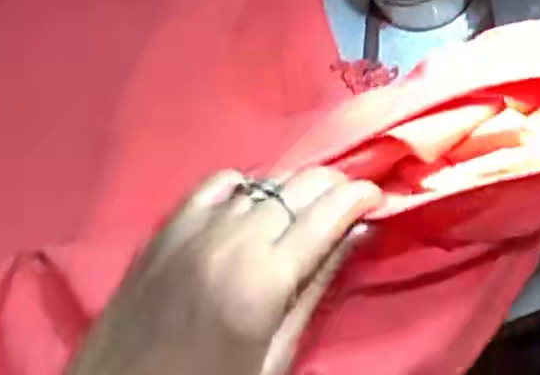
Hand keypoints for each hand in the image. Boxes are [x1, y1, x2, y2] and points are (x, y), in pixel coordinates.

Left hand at [68, 168, 381, 374]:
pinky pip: (217, 184)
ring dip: (294, 190)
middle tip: (346, 204)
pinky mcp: (163, 234)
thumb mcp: (273, 360)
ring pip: (266, 182)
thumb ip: (317, 289)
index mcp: (264, 281)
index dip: (362, 196)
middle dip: (336, 186)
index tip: (376, 199)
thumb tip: (359, 231)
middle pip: (303, 185)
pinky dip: (244, 187)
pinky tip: (250, 207)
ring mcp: (194, 233)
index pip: (331, 210)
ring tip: (302, 210)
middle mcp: (233, 242)